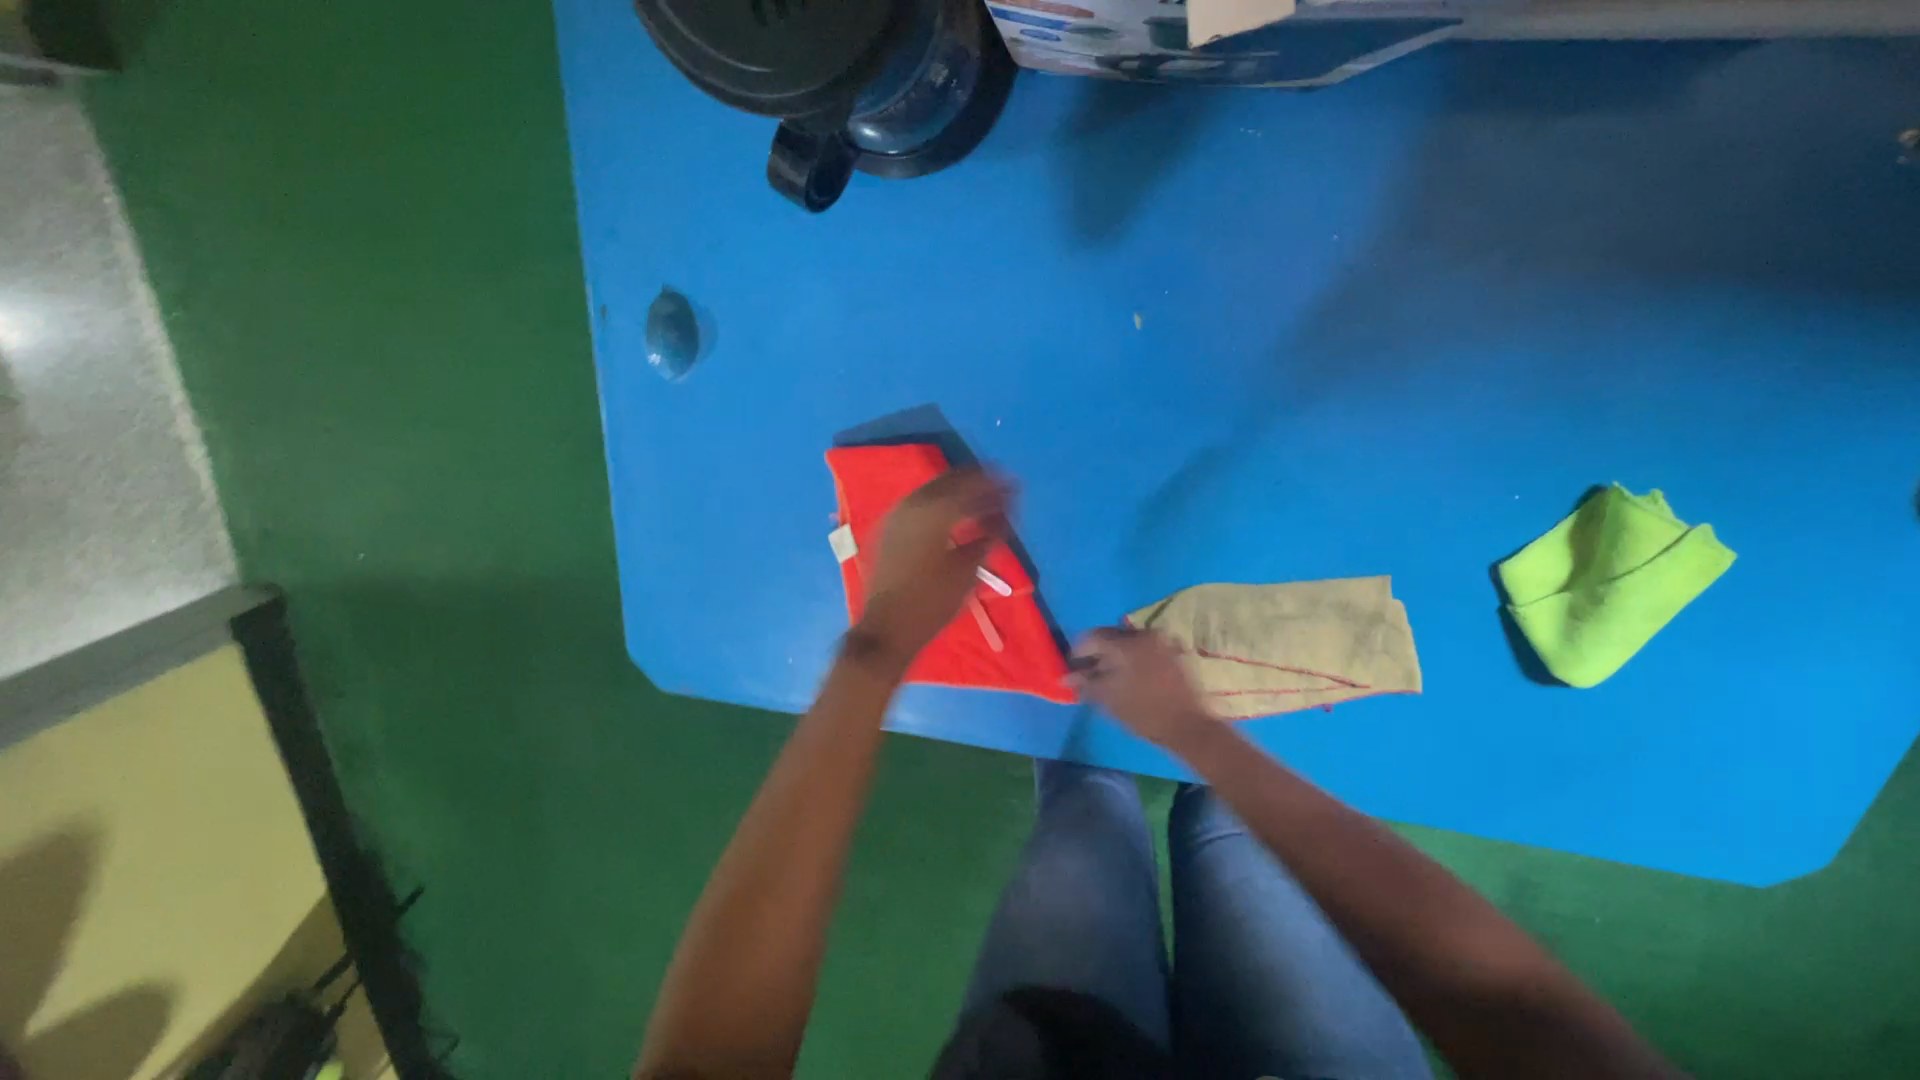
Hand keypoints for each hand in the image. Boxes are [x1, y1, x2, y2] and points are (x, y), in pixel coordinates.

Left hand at [852, 466, 1012, 671]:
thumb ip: (989, 535)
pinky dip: (940, 502)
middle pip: (950, 481)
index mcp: (934, 511)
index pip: (971, 486)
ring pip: (934, 490)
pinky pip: (920, 503)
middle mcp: (913, 503)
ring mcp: (897, 514)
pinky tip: (954, 513)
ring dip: (958, 490)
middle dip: (976, 482)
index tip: (1015, 487)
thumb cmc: (932, 602)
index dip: (995, 485)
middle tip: (1000, 488)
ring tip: (981, 501)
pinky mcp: (889, 527)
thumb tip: (1004, 515)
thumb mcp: (968, 570)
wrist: (888, 628)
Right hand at [1069, 626, 1218, 748]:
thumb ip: (1084, 683)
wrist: (1189, 727)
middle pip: (1113, 636)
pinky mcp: (1177, 653)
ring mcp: (1164, 642)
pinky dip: (1136, 659)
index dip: (1078, 652)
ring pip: (1131, 643)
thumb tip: (1066, 677)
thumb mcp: (1107, 699)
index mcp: (1126, 643)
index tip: (1072, 668)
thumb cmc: (1144, 712)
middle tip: (1089, 673)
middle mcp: (1145, 634)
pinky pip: (1148, 649)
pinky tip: (1132, 677)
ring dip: (1117, 656)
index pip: (1092, 637)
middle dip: (1098, 653)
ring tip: (1110, 677)